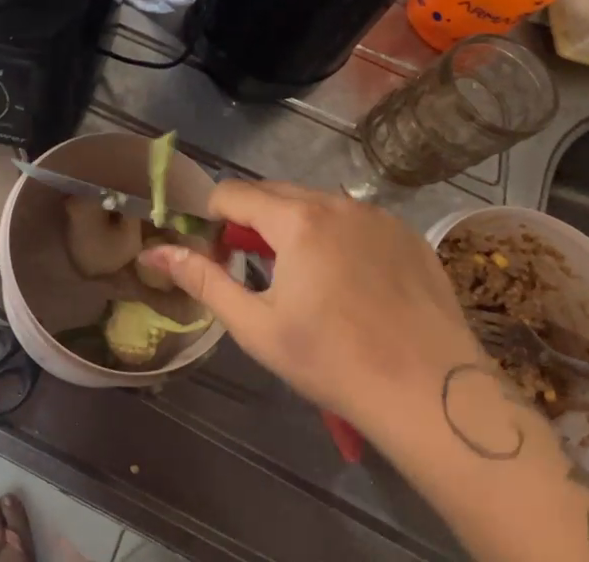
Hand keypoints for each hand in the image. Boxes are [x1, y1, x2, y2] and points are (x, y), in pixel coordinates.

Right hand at [139, 181, 481, 434]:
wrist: (434, 395)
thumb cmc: (333, 361)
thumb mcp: (256, 326)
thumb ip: (203, 280)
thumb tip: (154, 252)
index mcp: (298, 219)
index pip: (232, 193)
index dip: (212, 221)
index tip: (217, 259)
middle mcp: (339, 203)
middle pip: (275, 193)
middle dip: (252, 222)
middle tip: (253, 271)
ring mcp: (380, 217)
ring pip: (318, 204)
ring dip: (295, 227)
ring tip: (301, 280)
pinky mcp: (409, 236)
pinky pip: (356, 221)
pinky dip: (337, 237)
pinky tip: (348, 284)